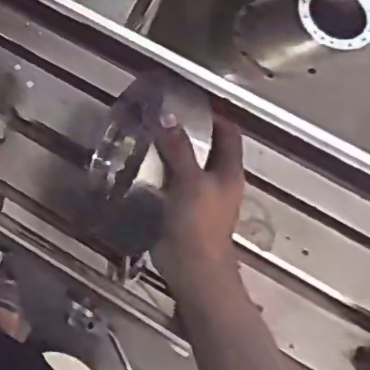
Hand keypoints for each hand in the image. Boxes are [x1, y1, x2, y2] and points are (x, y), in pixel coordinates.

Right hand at [153, 112, 245, 267]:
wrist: (192, 268)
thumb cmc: (199, 223)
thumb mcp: (190, 181)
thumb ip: (178, 148)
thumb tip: (166, 115)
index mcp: (230, 172)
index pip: (228, 134)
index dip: (214, 115)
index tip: (189, 100)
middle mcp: (217, 181)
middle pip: (205, 147)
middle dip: (186, 130)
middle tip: (160, 114)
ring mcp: (198, 196)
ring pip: (185, 164)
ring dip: (169, 149)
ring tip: (145, 133)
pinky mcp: (179, 208)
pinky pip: (169, 181)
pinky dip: (157, 169)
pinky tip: (139, 162)